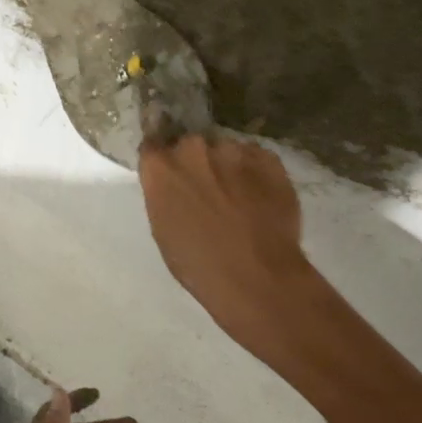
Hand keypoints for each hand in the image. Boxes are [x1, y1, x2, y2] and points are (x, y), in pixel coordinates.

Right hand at [138, 133, 313, 351]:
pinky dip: (255, 174)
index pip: (153, 148)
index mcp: (161, 168)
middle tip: (207, 191)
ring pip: (226, 151)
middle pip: (191, 146)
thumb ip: (164, 195)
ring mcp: (234, 150)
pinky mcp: (268, 159)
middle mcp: (194, 148)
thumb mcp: (163, 230)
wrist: (256, 276)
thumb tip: (174, 185)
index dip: (163, 162)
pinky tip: (260, 200)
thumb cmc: (198, 264)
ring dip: (227, 167)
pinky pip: (256, 158)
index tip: (170, 177)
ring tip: (238, 198)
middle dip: (196, 163)